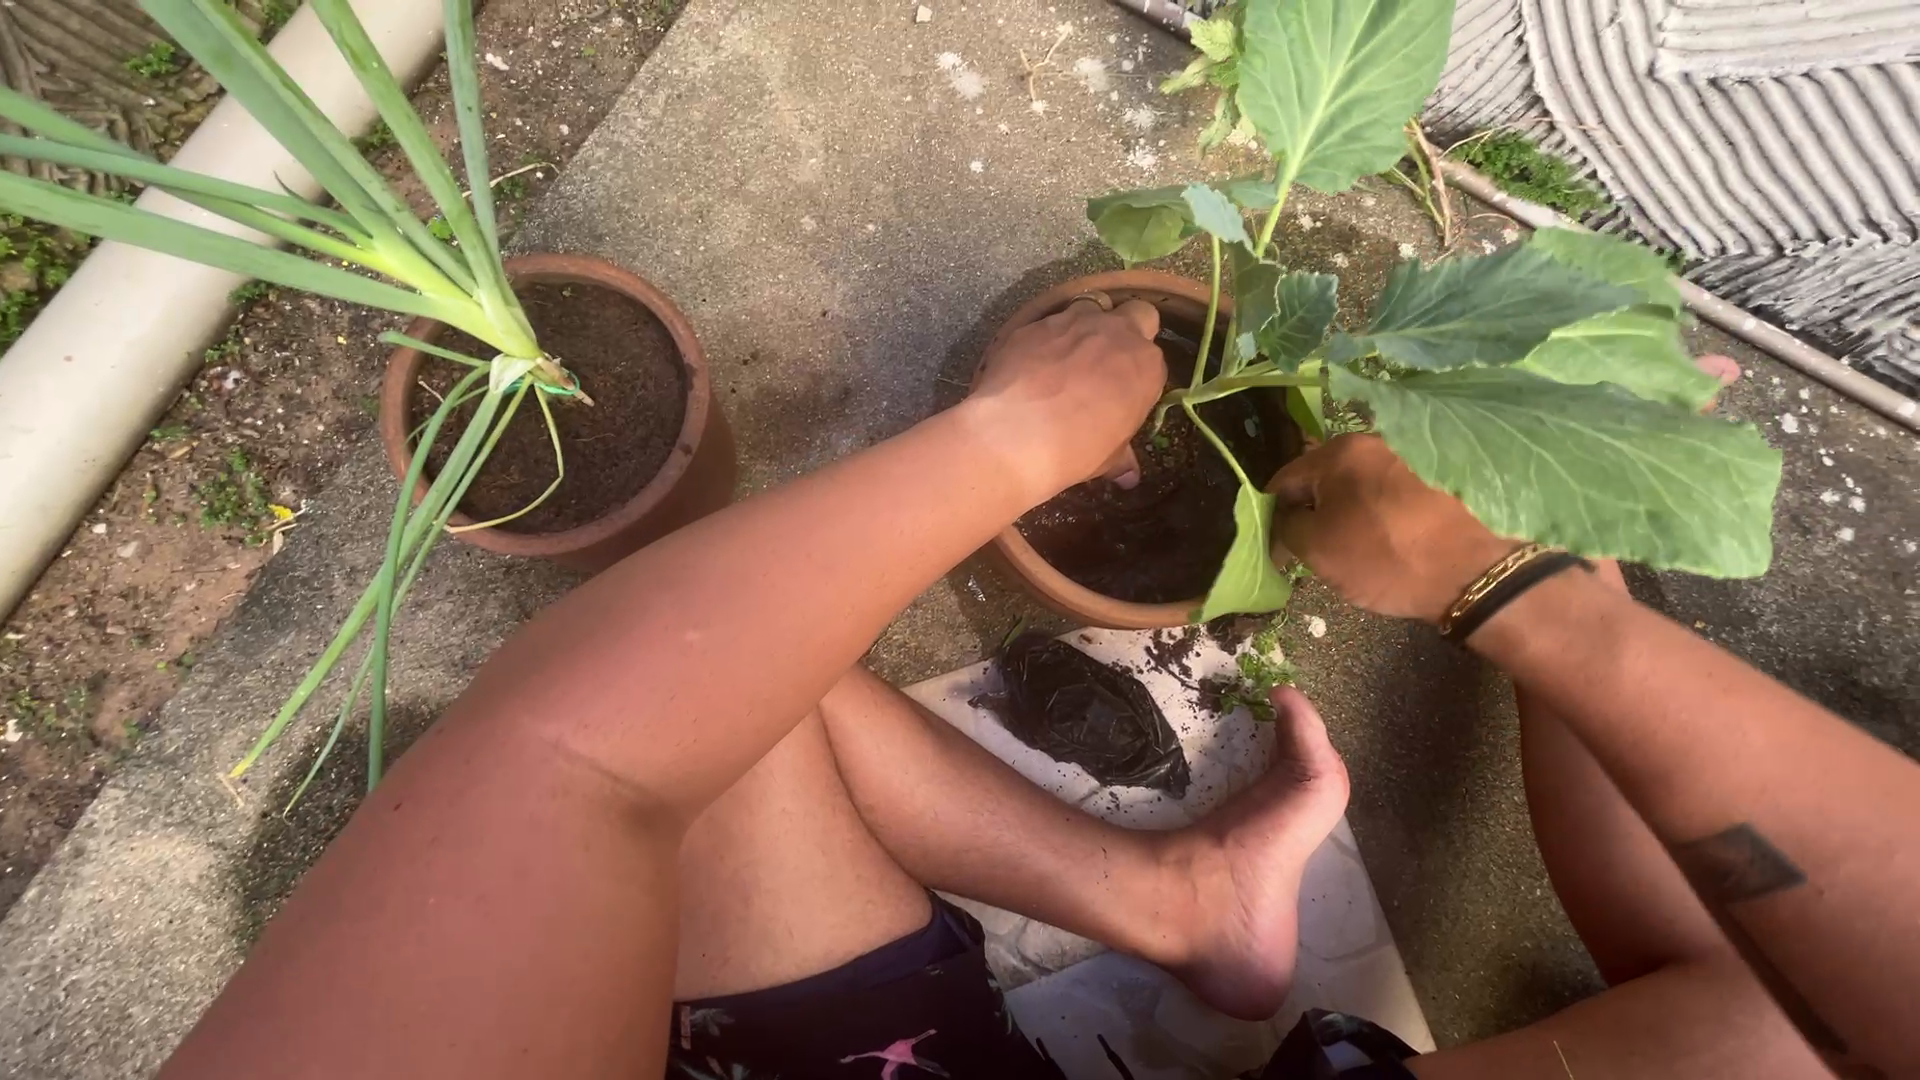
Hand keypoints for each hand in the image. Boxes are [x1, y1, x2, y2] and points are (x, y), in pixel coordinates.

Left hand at [966, 294, 1166, 499]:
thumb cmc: (1076, 449)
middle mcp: (1116, 333)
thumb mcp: (1107, 459)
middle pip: (1137, 313)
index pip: (1153, 361)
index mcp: (1146, 365)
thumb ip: (1121, 458)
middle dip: (1128, 329)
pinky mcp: (1035, 323)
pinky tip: (1032, 362)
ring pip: (1092, 306)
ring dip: (1086, 325)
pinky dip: (1046, 338)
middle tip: (1108, 359)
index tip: (1124, 392)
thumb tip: (1129, 478)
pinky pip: (1048, 322)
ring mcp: (1074, 322)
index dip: (1138, 374)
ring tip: (1068, 356)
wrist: (1017, 433)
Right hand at [1266, 434, 1513, 622]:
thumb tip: (1286, 518)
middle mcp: (1377, 440)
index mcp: (1341, 450)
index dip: (1273, 515)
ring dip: (1347, 510)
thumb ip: (1285, 526)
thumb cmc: (1384, 557)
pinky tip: (1387, 538)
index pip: (1285, 480)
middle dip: (1313, 511)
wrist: (1478, 574)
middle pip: (1324, 478)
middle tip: (1315, 548)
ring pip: (1359, 484)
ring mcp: (1413, 454)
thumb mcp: (1315, 548)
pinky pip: (1392, 490)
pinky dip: (1380, 511)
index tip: (1277, 546)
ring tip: (1354, 546)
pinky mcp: (1442, 474)